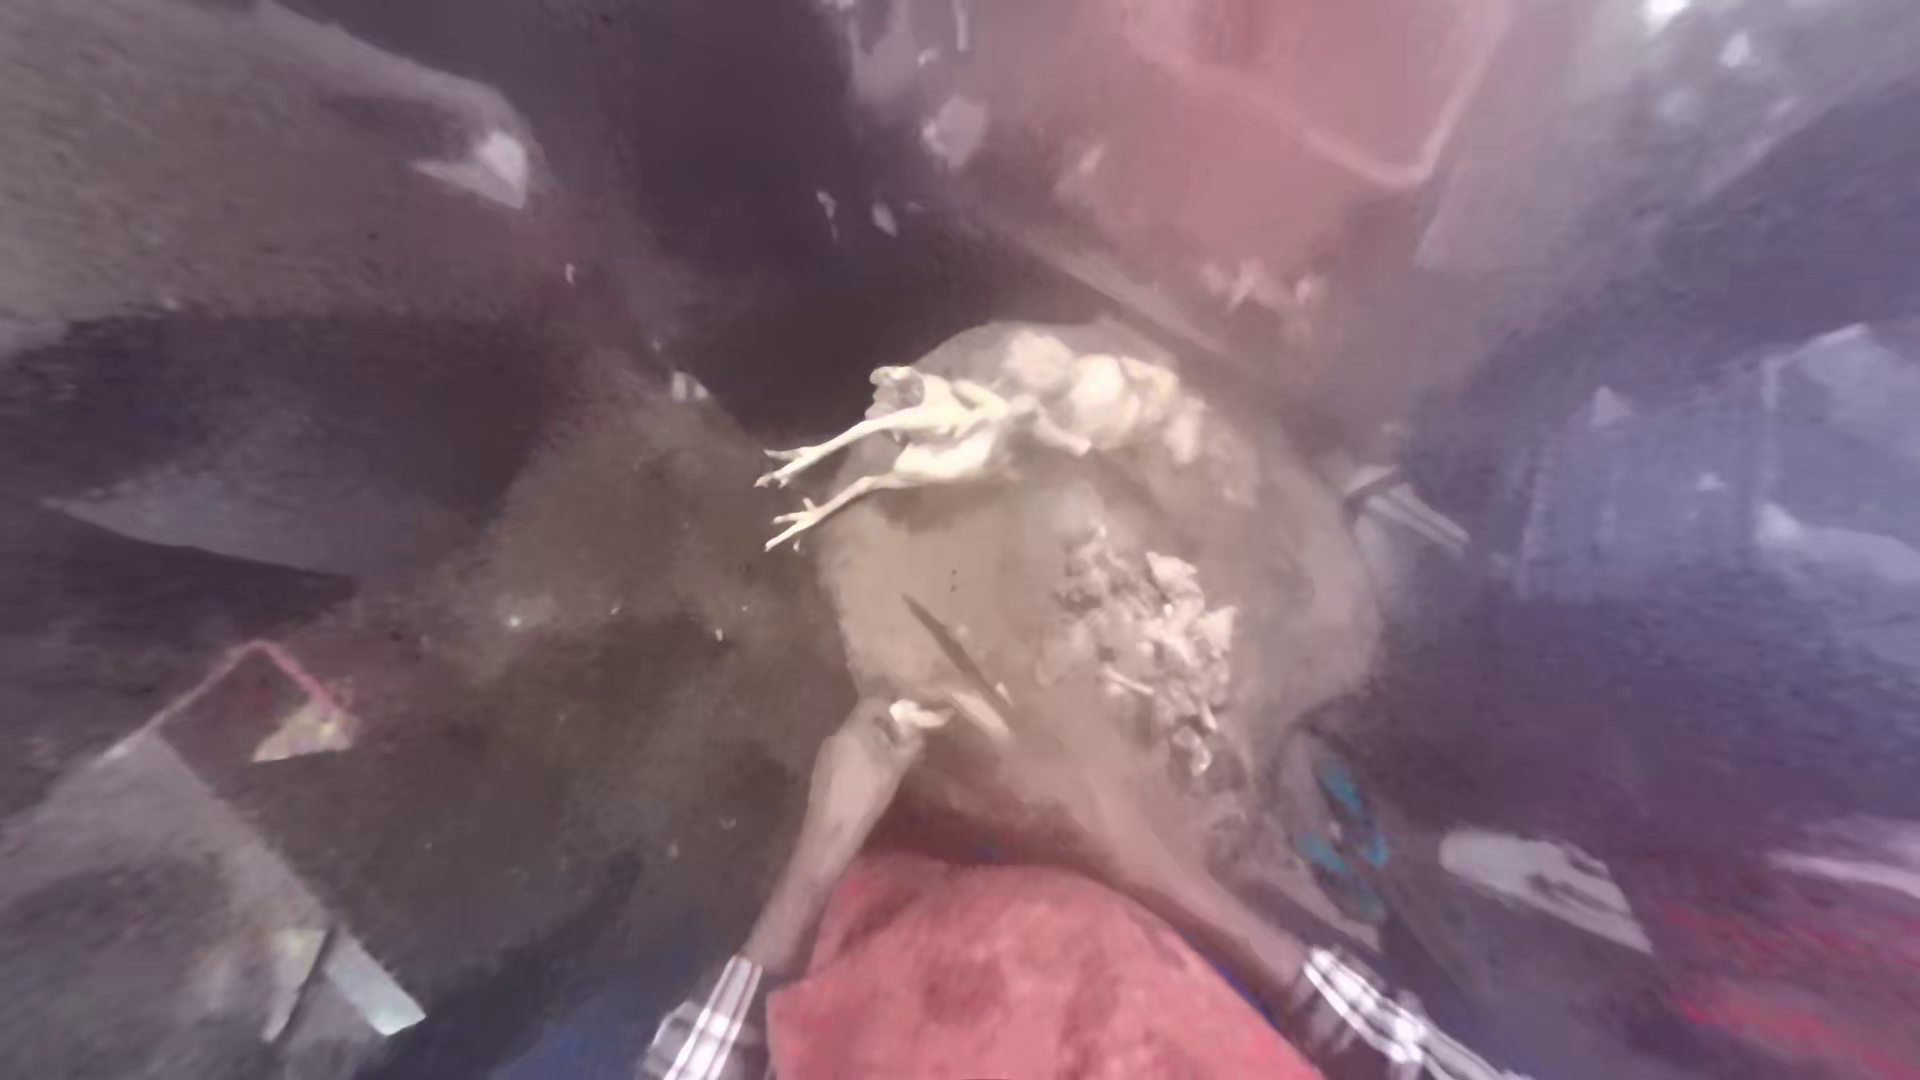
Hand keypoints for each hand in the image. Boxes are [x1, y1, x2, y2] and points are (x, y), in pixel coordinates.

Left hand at [797, 696, 924, 864]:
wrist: (831, 831)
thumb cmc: (867, 797)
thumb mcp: (896, 769)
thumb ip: (910, 743)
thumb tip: (920, 727)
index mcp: (854, 728)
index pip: (873, 701)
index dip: (892, 704)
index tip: (908, 715)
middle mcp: (837, 733)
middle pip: (864, 717)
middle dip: (885, 724)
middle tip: (903, 738)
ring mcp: (827, 750)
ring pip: (855, 734)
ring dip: (873, 740)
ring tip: (890, 757)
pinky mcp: (823, 766)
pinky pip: (847, 748)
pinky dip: (861, 752)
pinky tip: (870, 772)